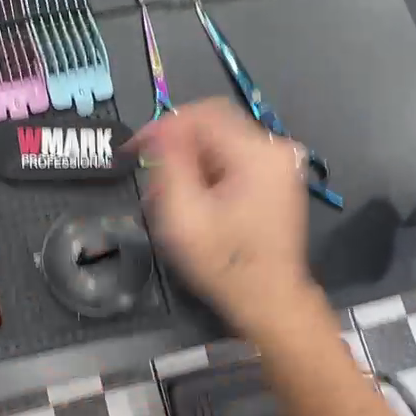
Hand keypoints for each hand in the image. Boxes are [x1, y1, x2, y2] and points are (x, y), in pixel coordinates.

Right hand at [134, 100, 316, 333]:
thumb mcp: (184, 216)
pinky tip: (195, 202)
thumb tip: (160, 131)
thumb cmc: (225, 264)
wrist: (270, 300)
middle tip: (152, 180)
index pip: (202, 114)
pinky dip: (208, 174)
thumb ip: (170, 164)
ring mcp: (279, 165)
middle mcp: (275, 150)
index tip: (135, 150)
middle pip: (212, 127)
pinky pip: (233, 161)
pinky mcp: (276, 180)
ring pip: (220, 145)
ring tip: (171, 198)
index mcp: (257, 153)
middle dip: (177, 149)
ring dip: (191, 164)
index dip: (163, 126)